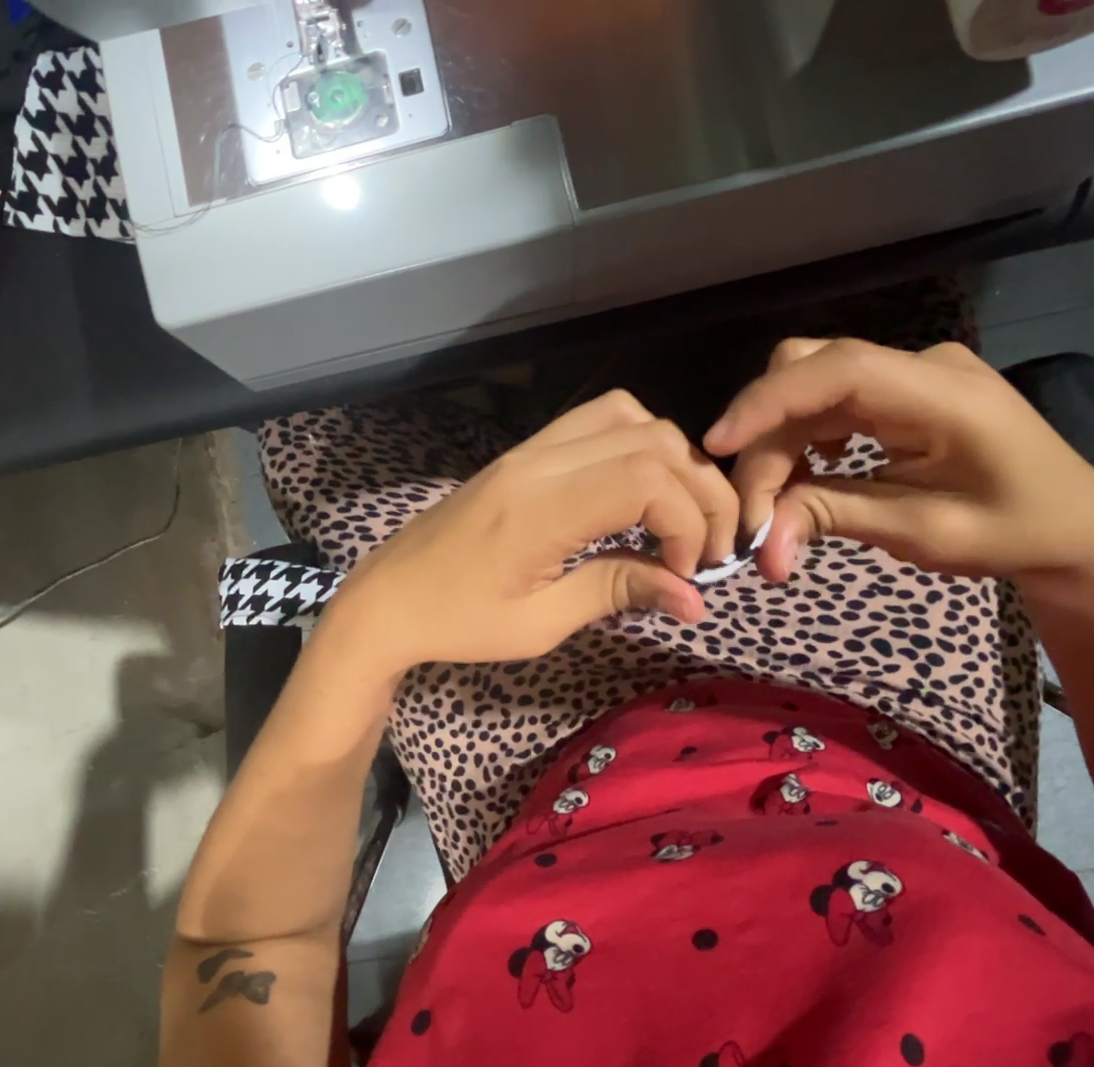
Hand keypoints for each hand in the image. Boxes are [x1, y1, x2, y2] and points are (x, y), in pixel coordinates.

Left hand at [320, 391, 738, 675]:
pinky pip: (595, 421)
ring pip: (627, 417)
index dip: (689, 521)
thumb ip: (617, 591)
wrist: (386, 599)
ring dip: (672, 460)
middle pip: (651, 440)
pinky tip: (639, 492)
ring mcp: (529, 449)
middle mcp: (539, 461)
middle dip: (700, 491)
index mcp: (540, 508)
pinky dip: (636, 445)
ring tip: (679, 516)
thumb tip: (693, 598)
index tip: (686, 572)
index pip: (647, 479)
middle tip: (708, 548)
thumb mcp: (539, 623)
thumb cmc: (457, 622)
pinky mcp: (523, 453)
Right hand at [703, 338, 1093, 585]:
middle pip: (809, 374)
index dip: (768, 402)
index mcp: (945, 393)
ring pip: (809, 387)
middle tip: (754, 515)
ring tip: (774, 505)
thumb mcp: (925, 534)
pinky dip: (799, 440)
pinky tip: (804, 479)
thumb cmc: (1016, 532)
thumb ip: (835, 518)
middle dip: (765, 440)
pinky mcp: (899, 391)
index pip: (837, 370)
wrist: (1077, 527)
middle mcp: (921, 366)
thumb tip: (759, 542)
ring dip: (776, 444)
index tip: (718, 446)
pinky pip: (827, 401)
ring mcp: (910, 374)